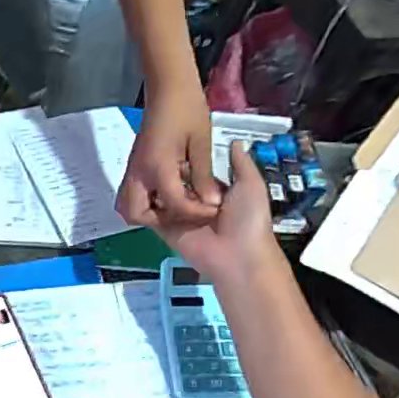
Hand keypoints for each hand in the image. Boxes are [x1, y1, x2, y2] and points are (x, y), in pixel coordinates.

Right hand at [116, 81, 220, 227]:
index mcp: (159, 166)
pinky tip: (168, 195)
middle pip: (135, 213)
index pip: (174, 203)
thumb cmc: (188, 108)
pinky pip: (132, 196)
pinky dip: (146, 203)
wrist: (168, 84)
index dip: (196, 210)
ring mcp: (134, 171)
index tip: (213, 205)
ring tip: (173, 206)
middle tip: (181, 211)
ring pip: (128, 207)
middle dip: (157, 220)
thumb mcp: (202, 141)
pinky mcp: (135, 168)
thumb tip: (210, 202)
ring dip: (147, 213)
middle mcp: (141, 173)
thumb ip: (204, 175)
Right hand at [153, 139, 282, 283]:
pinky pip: (154, 216)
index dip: (186, 158)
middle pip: (176, 182)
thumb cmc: (248, 219)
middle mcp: (196, 203)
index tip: (176, 141)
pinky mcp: (168, 230)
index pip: (195, 171)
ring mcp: (181, 217)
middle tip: (161, 155)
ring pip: (163, 196)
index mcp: (215, 191)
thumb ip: (241, 163)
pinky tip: (146, 188)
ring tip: (153, 169)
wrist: (239, 255)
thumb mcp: (251, 184)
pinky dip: (149, 205)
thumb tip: (235, 142)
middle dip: (169, 171)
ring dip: (159, 185)